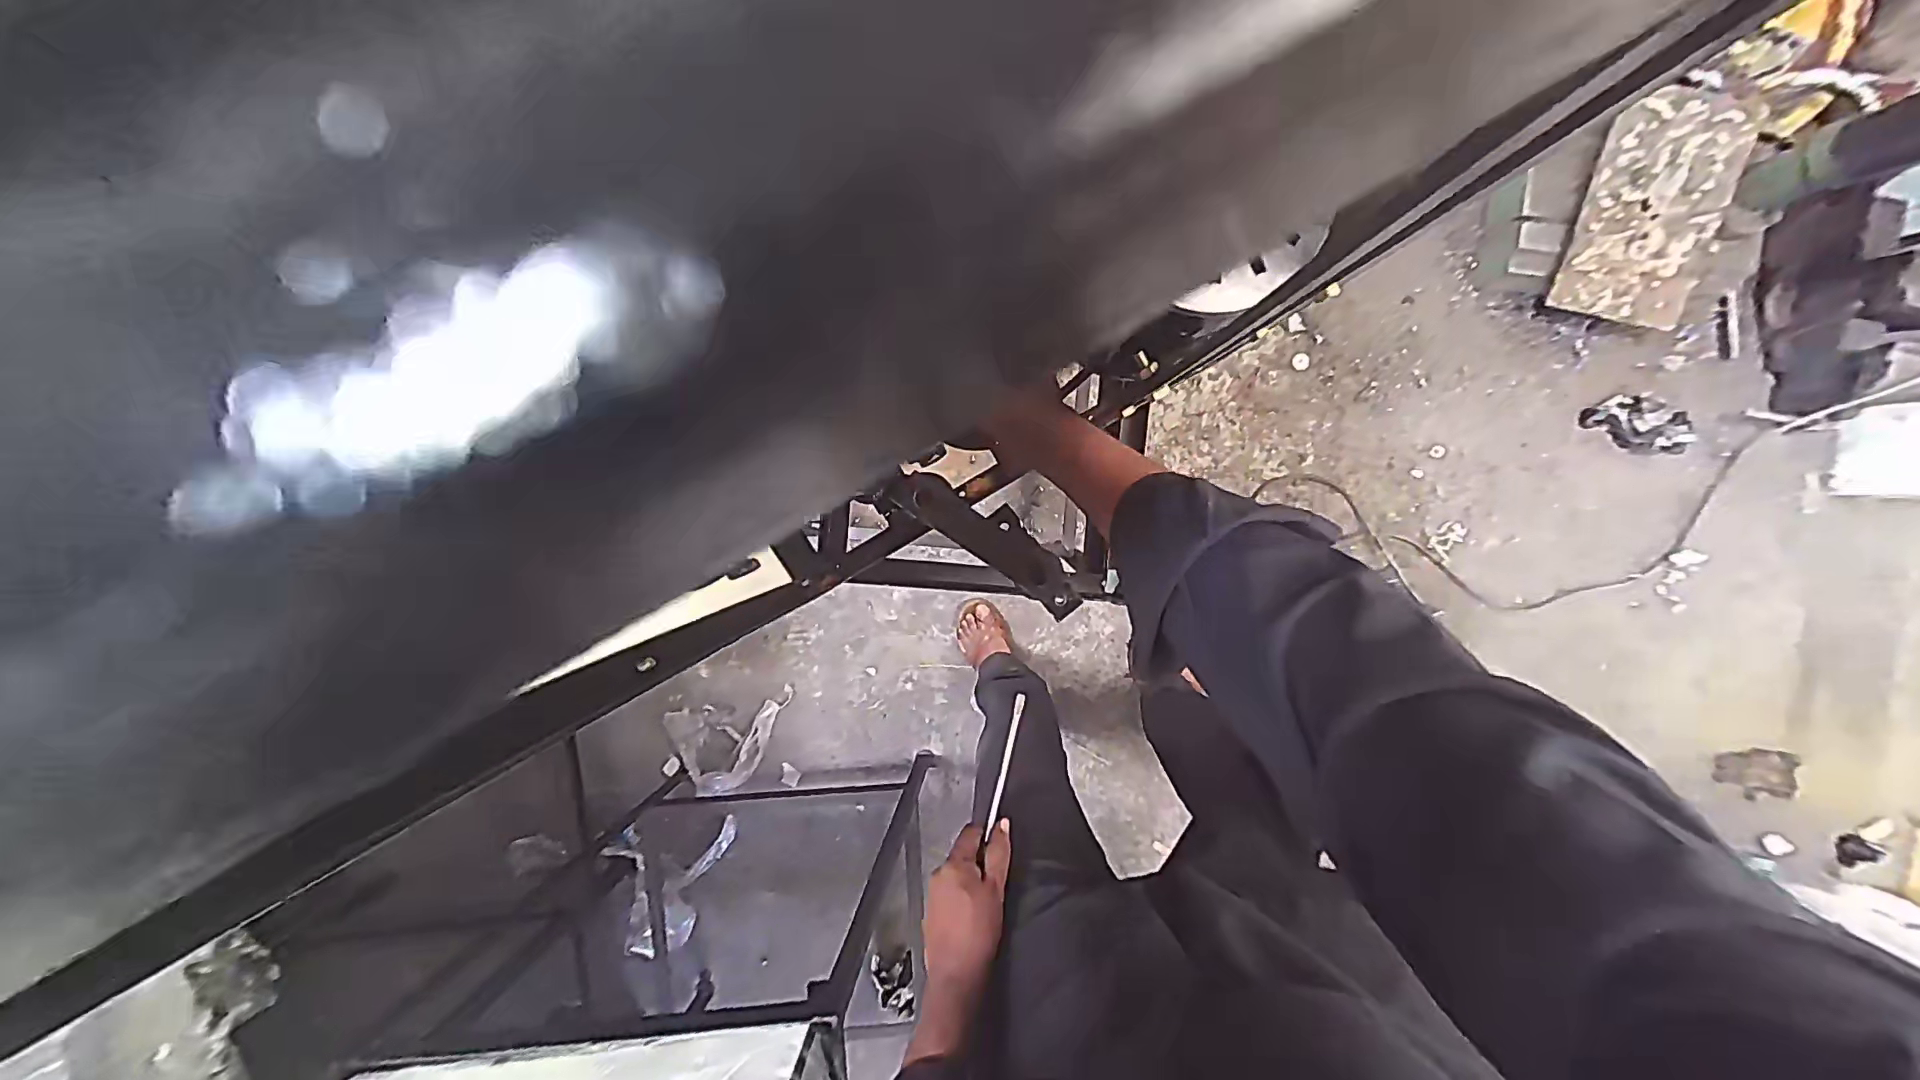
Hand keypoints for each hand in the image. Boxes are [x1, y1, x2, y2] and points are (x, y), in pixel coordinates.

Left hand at [904, 821, 1010, 1063]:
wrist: (955, 976)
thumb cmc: (978, 932)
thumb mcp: (996, 889)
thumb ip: (998, 853)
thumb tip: (1001, 824)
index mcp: (953, 864)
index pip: (970, 833)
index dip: (987, 835)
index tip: (1000, 847)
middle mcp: (938, 874)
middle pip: (963, 855)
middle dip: (980, 864)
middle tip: (997, 885)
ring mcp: (932, 894)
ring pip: (957, 877)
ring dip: (971, 883)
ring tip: (987, 906)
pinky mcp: (931, 914)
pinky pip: (950, 896)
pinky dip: (962, 900)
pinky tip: (973, 919)